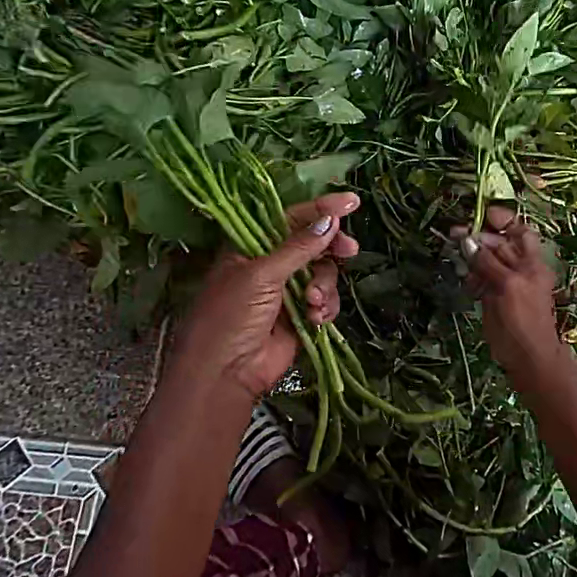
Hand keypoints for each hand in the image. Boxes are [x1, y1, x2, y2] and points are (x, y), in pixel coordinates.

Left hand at [167, 192, 361, 396]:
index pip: (290, 217)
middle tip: (349, 250)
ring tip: (313, 302)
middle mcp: (271, 264)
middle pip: (314, 244)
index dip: (321, 209)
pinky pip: (326, 300)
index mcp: (251, 246)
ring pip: (324, 272)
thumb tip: (331, 220)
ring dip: (324, 285)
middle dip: (332, 248)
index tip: (351, 203)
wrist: (225, 373)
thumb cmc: (231, 317)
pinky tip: (316, 318)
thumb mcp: (262, 275)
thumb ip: (299, 247)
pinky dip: (325, 307)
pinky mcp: (301, 314)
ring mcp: (287, 290)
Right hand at [453, 204, 569, 382]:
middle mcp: (519, 268)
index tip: (482, 214)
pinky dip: (471, 277)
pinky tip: (467, 283)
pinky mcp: (493, 297)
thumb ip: (488, 263)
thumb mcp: (508, 286)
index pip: (518, 231)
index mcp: (531, 262)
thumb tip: (469, 242)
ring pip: (486, 261)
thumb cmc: (524, 320)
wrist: (527, 357)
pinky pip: (480, 279)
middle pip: (498, 244)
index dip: (502, 220)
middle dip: (479, 238)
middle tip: (456, 235)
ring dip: (472, 258)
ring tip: (459, 259)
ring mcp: (506, 283)